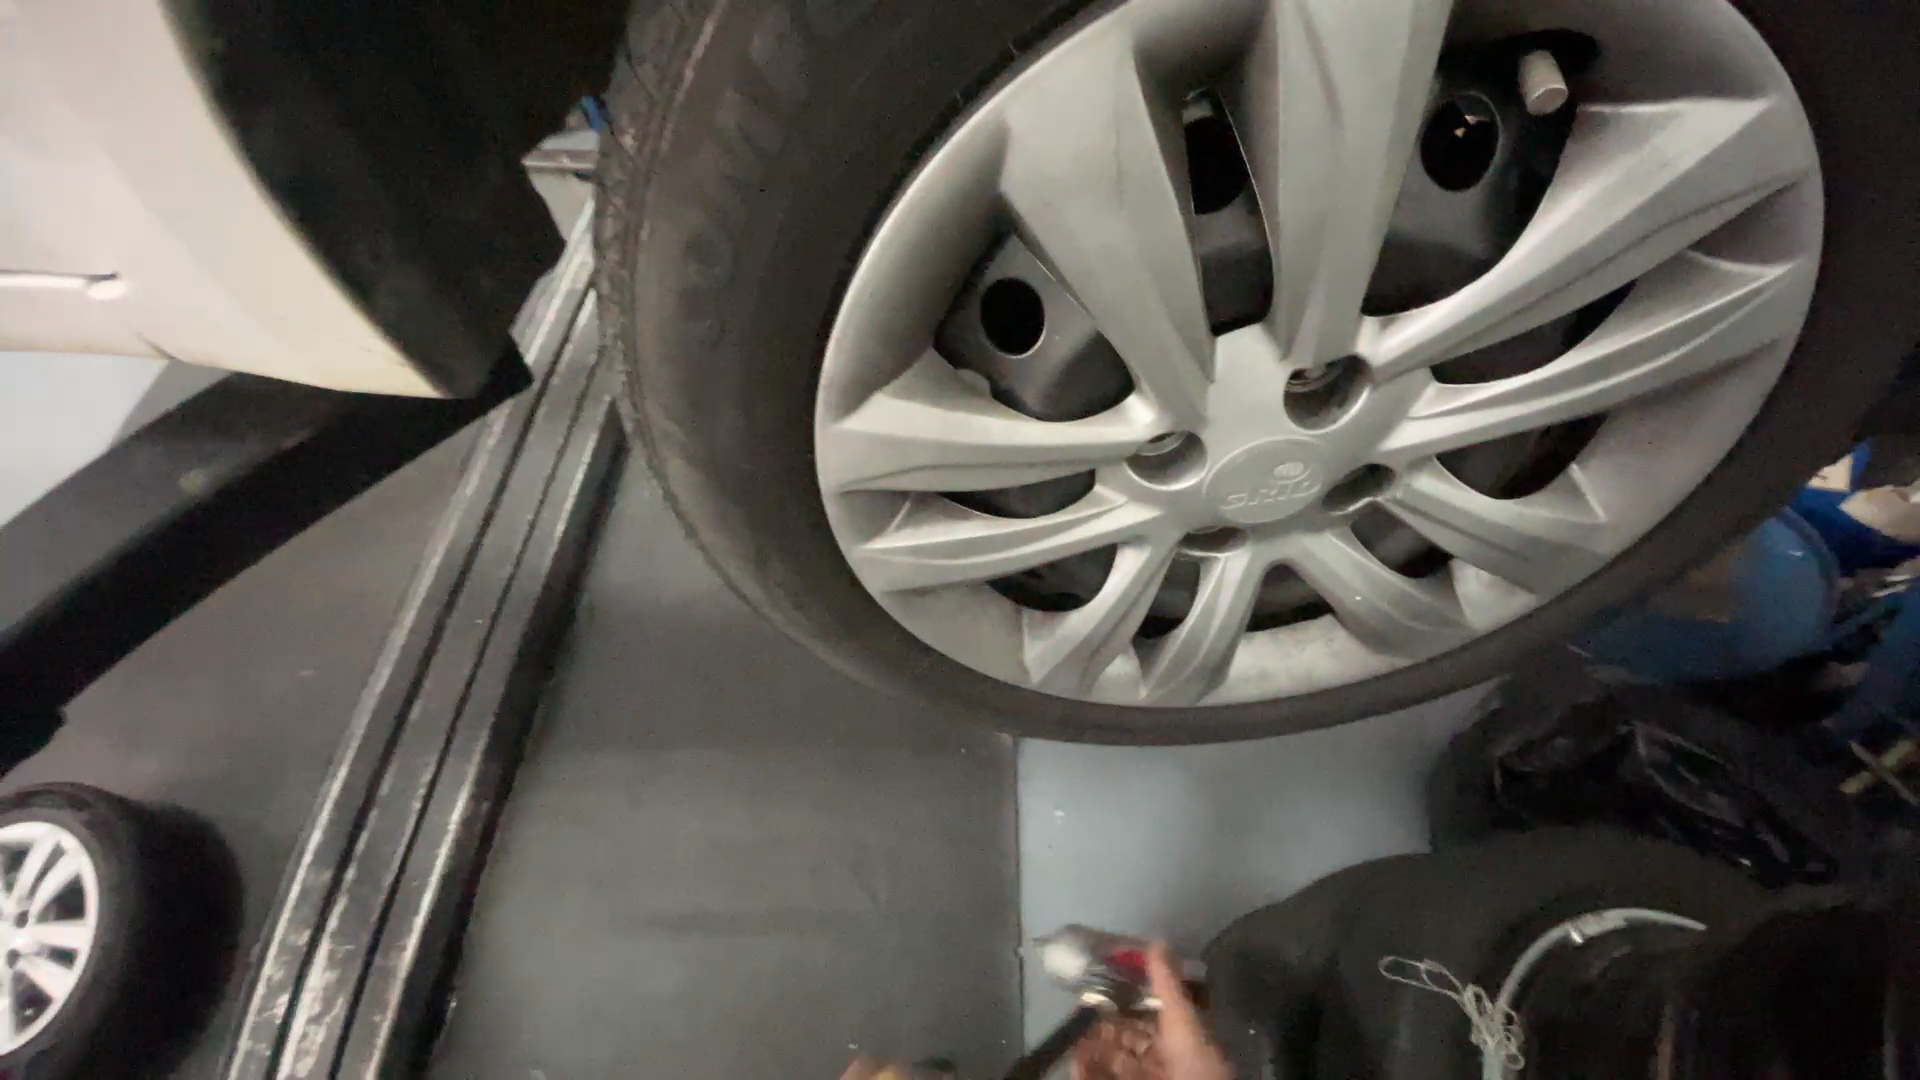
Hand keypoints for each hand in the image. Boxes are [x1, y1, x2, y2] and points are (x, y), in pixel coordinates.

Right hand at [1072, 944, 1231, 1079]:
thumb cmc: (1194, 1066)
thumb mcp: (1184, 1022)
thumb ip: (1167, 985)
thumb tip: (1157, 941)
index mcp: (1183, 1043)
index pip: (1151, 1015)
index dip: (1126, 999)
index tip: (1100, 984)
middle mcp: (1166, 1062)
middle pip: (1128, 1040)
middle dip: (1103, 1026)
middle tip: (1079, 1013)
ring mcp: (1148, 1078)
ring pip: (1114, 1062)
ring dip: (1091, 1050)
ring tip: (1072, 1041)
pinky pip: (1104, 1079)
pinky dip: (1088, 1072)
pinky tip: (1076, 1063)